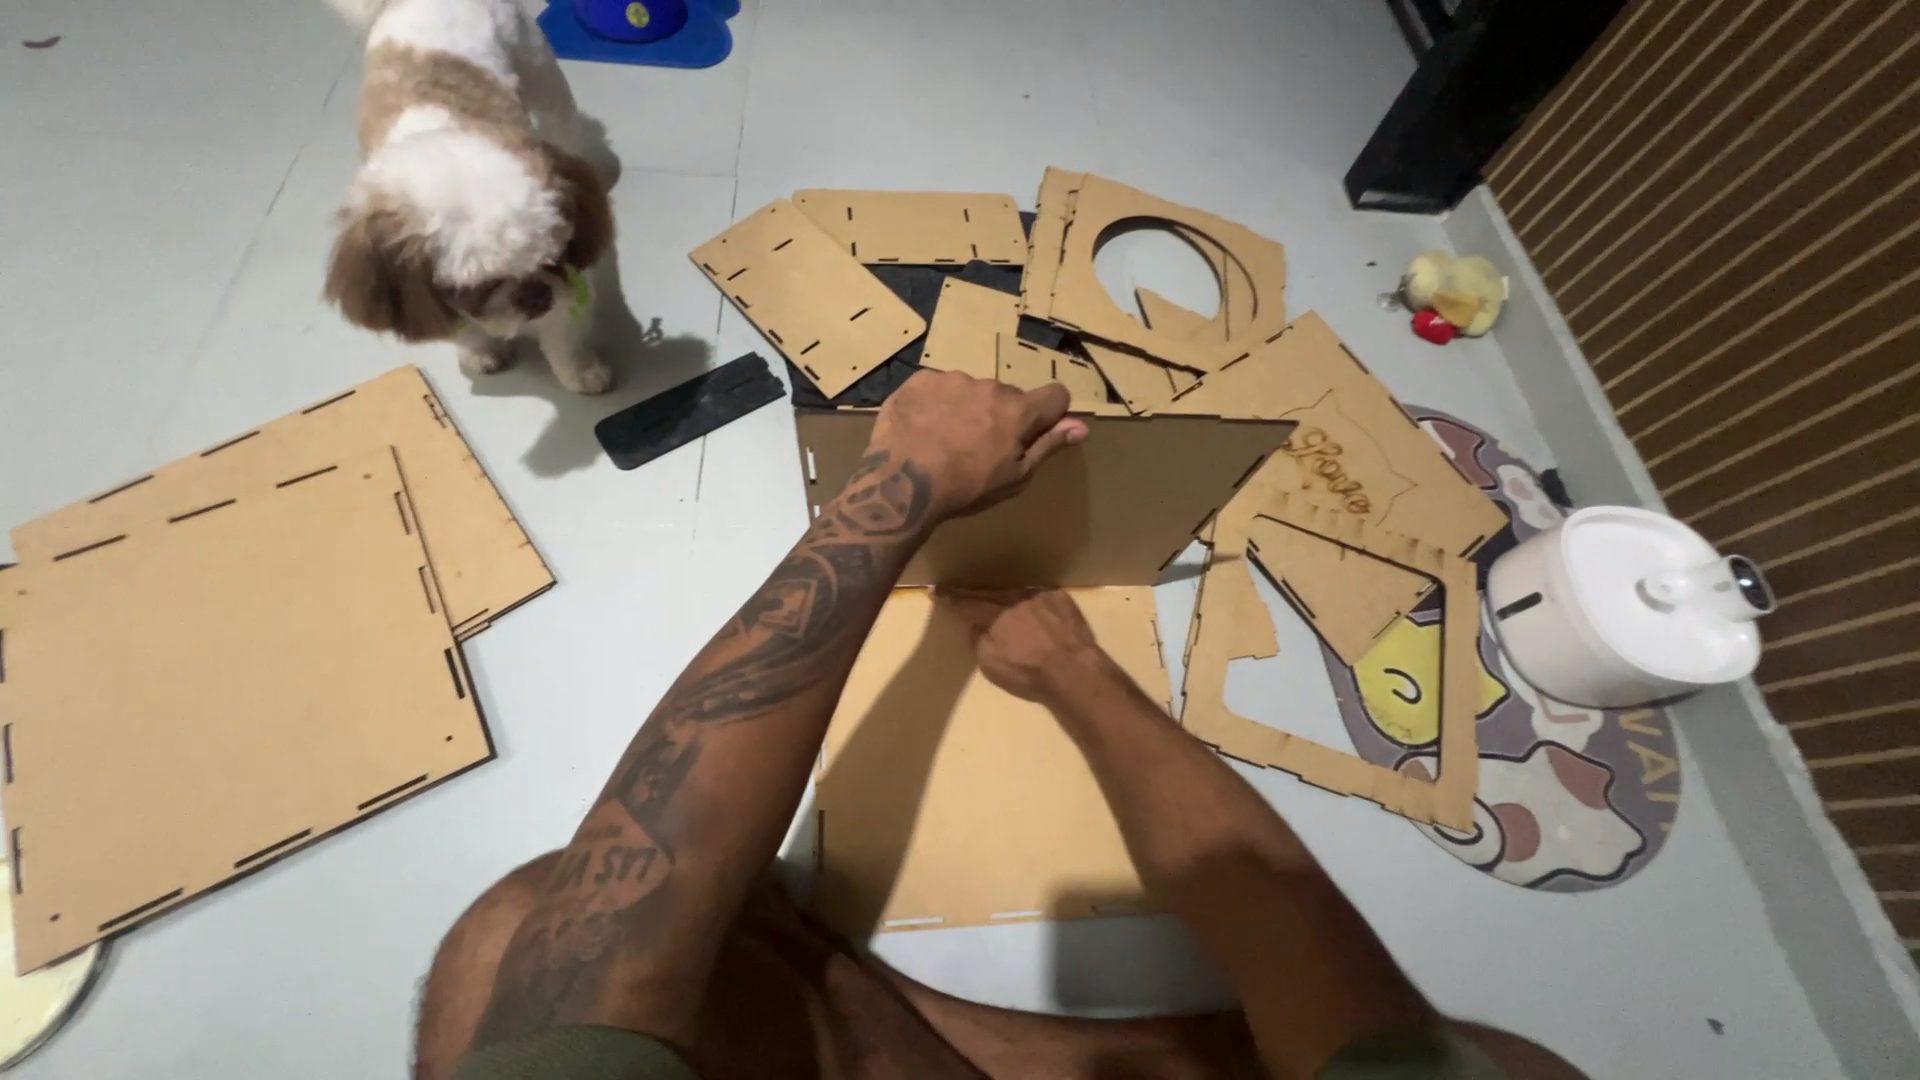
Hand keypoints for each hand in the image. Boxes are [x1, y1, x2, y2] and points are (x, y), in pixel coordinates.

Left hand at [866, 370, 1087, 520]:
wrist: (902, 483)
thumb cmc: (965, 488)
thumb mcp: (1015, 477)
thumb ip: (1048, 446)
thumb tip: (1081, 426)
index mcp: (1019, 411)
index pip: (1055, 395)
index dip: (1050, 412)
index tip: (1034, 430)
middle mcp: (990, 387)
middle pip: (1007, 396)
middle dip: (999, 415)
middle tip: (978, 448)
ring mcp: (952, 379)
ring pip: (970, 390)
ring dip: (965, 408)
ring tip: (943, 440)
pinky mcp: (920, 380)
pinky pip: (936, 387)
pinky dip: (934, 404)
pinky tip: (921, 429)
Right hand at [938, 588, 1108, 703]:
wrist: (1074, 669)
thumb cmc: (1028, 672)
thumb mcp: (991, 664)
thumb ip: (978, 641)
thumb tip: (974, 626)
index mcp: (994, 614)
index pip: (966, 603)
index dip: (950, 599)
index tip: (936, 592)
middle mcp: (1014, 598)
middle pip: (990, 593)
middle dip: (975, 593)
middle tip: (965, 592)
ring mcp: (1040, 596)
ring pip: (1016, 592)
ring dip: (1005, 595)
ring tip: (999, 598)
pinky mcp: (1062, 599)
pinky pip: (1039, 595)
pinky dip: (1032, 600)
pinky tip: (1033, 605)